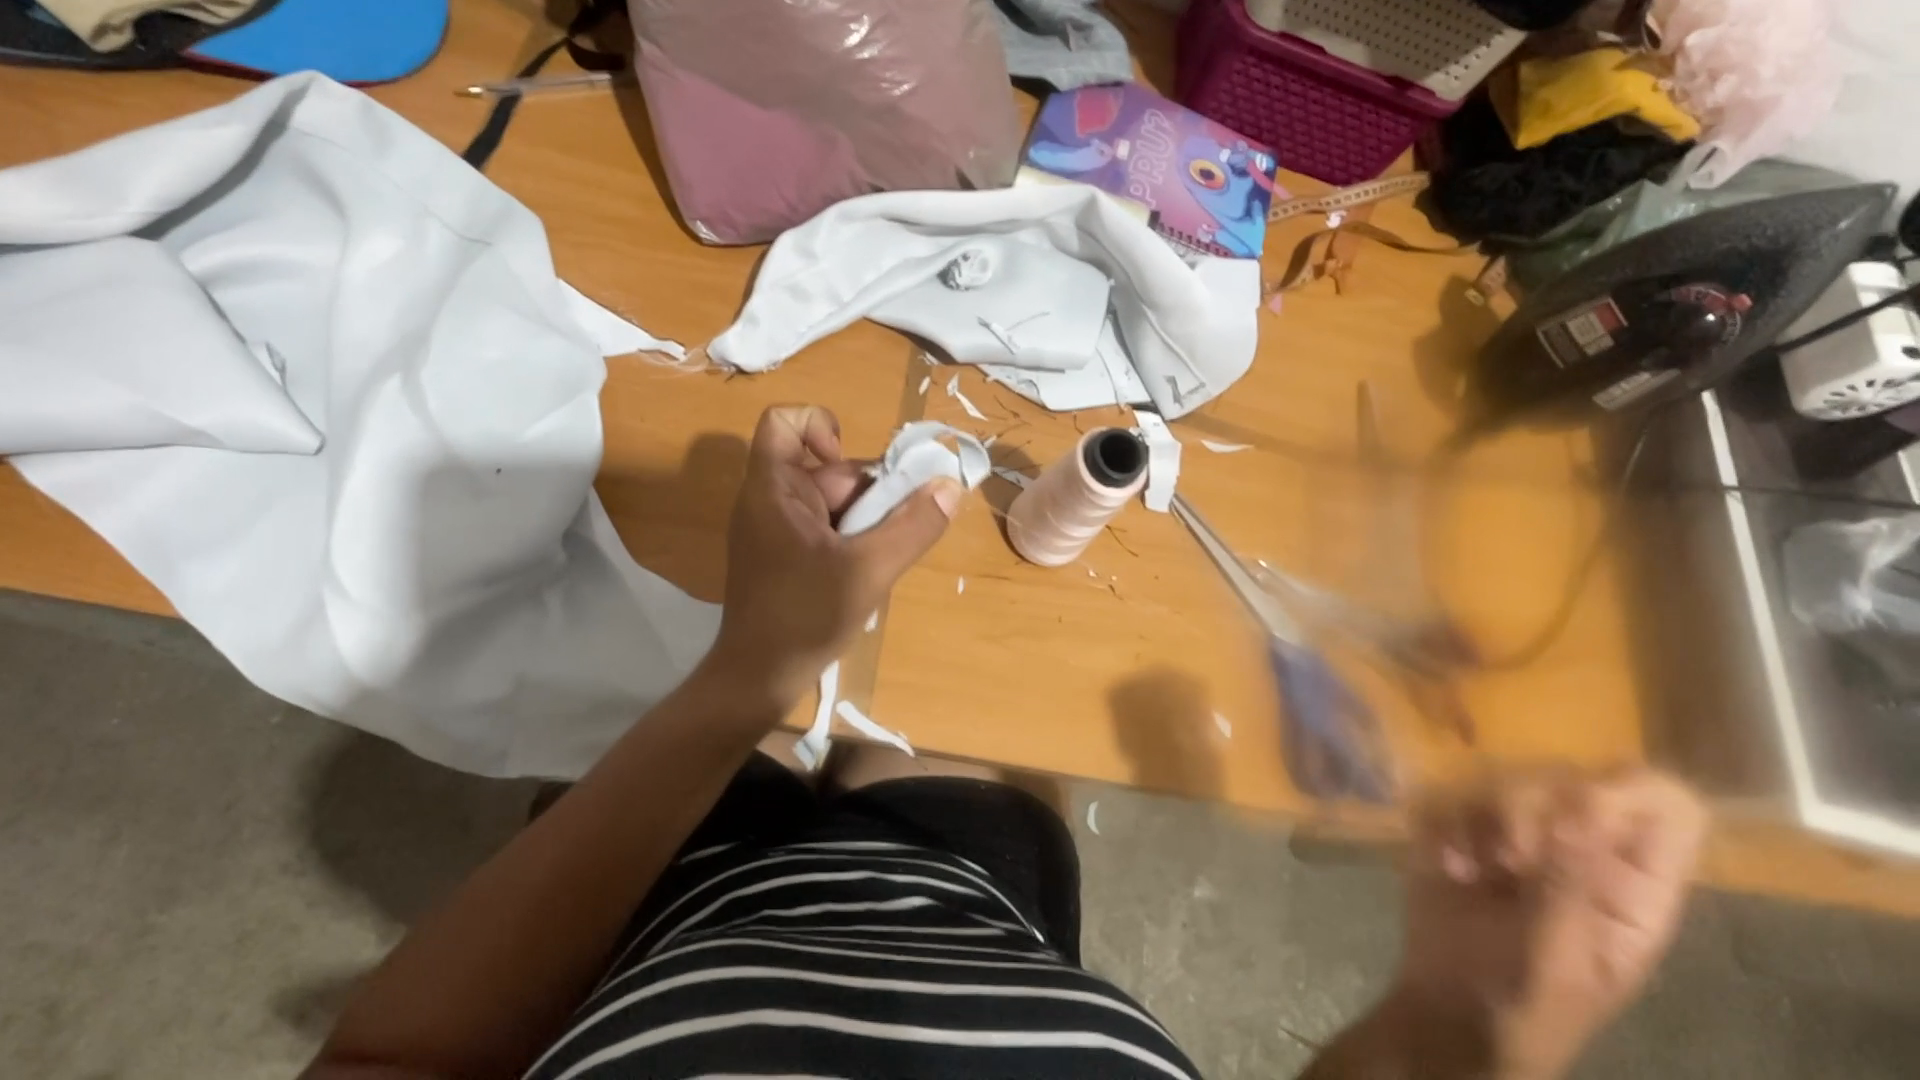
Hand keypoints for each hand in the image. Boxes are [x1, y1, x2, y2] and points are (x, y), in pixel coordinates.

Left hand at [704, 405, 963, 705]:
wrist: (757, 677)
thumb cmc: (804, 617)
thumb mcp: (869, 570)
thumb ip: (913, 526)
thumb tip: (951, 486)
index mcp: (774, 490)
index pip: (784, 422)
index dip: (821, 426)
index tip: (851, 461)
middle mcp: (769, 501)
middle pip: (828, 470)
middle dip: (868, 495)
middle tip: (893, 533)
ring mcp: (774, 530)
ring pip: (833, 504)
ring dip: (865, 523)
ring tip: (880, 561)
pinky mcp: (782, 556)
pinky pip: (825, 529)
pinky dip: (851, 542)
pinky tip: (866, 574)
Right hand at [1389, 767, 1707, 1079]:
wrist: (1446, 1020)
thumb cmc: (1524, 1005)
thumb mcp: (1558, 959)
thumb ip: (1571, 884)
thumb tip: (1582, 804)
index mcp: (1633, 883)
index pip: (1665, 807)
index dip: (1626, 794)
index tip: (1575, 815)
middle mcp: (1581, 849)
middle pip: (1572, 779)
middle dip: (1533, 809)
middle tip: (1510, 858)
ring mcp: (1518, 838)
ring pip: (1507, 779)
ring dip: (1483, 819)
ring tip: (1470, 869)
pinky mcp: (1462, 834)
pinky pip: (1454, 795)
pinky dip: (1444, 824)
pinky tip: (1444, 865)